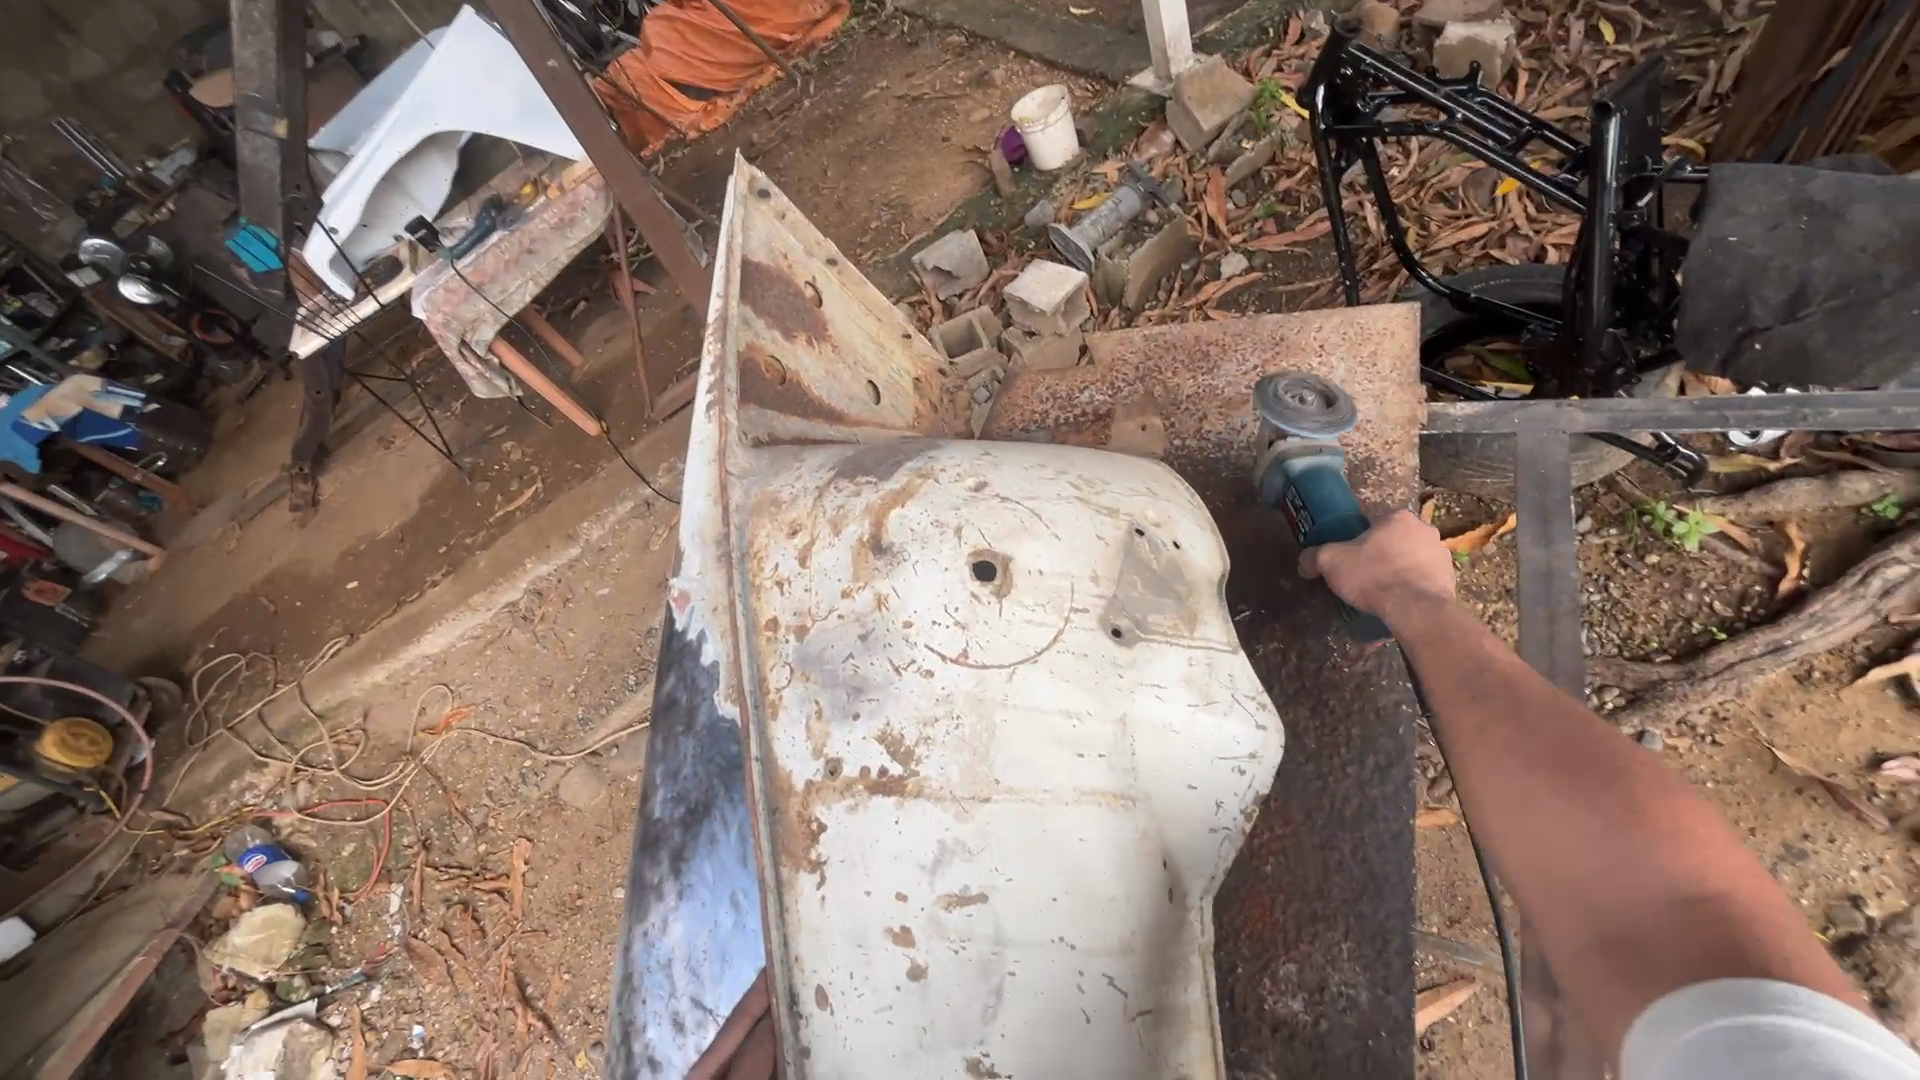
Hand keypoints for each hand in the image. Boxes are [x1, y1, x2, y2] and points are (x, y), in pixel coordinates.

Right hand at [1298, 509, 1456, 622]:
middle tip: (1364, 575)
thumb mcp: (1330, 562)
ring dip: (1399, 571)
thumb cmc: (1372, 575)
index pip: (1374, 523)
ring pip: (1412, 560)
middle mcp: (1425, 529)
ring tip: (1381, 593)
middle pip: (1394, 540)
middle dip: (1381, 555)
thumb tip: (1305, 563)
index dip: (1359, 540)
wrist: (1415, 608)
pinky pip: (1424, 580)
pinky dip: (1412, 588)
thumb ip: (1313, 557)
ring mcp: (1442, 554)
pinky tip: (1398, 603)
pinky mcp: (1451, 579)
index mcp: (1398, 517)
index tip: (1350, 558)